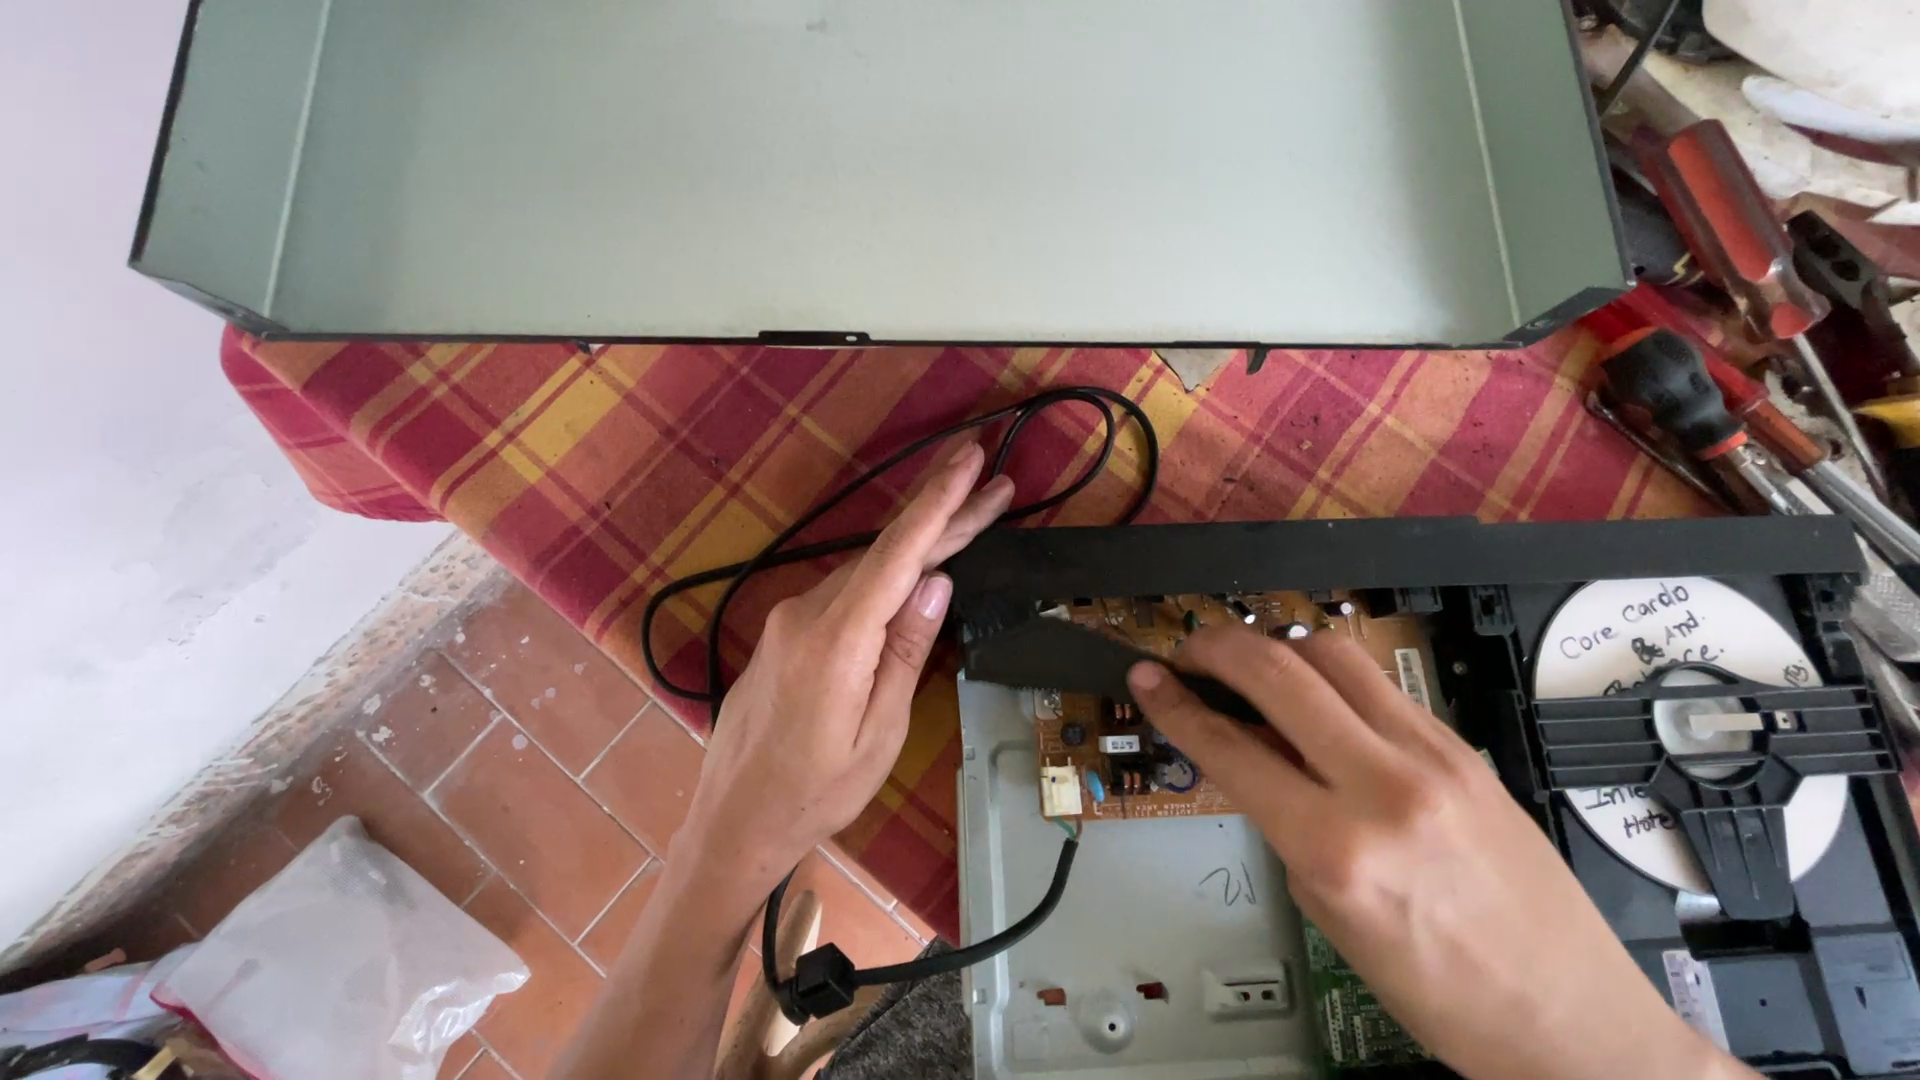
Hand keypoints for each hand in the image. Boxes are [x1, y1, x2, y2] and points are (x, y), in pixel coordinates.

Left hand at [679, 440, 1014, 892]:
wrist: (734, 820)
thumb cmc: (816, 792)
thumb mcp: (879, 732)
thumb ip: (905, 652)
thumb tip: (936, 582)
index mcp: (836, 639)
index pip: (898, 555)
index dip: (939, 503)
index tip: (971, 460)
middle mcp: (807, 612)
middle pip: (885, 553)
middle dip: (941, 512)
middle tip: (988, 474)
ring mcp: (790, 619)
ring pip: (865, 570)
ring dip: (918, 546)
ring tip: (970, 517)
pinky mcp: (785, 632)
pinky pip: (846, 592)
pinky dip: (886, 575)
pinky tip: (916, 569)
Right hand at [1126, 628, 1755, 1079]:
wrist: (1569, 1016)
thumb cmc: (1441, 988)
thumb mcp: (1324, 906)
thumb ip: (1279, 814)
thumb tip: (1245, 746)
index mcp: (1337, 848)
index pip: (1231, 747)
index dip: (1175, 705)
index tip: (1149, 679)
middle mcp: (1388, 787)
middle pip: (1279, 672)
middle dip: (1216, 647)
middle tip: (1187, 650)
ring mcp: (1435, 756)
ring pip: (1333, 654)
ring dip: (1274, 645)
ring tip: (1247, 661)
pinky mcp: (1463, 746)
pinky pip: (1379, 683)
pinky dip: (1328, 673)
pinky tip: (1312, 693)